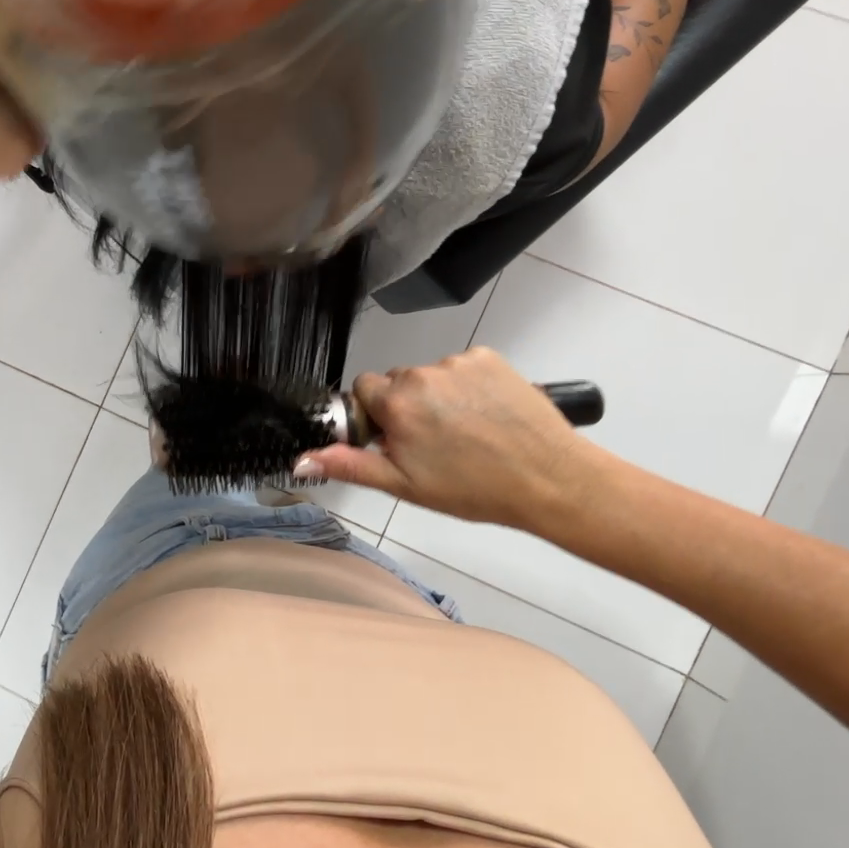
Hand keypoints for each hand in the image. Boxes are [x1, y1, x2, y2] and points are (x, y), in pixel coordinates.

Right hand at [296, 349, 601, 528]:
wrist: (549, 479)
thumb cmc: (472, 489)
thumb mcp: (404, 485)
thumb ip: (349, 465)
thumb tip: (299, 461)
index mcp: (397, 403)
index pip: (363, 389)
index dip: (375, 415)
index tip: (394, 439)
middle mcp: (422, 374)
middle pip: (396, 381)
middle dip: (405, 405)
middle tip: (432, 441)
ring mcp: (458, 362)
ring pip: (430, 376)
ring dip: (437, 397)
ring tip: (466, 431)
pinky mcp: (489, 358)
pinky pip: (462, 367)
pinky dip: (467, 386)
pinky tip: (485, 414)